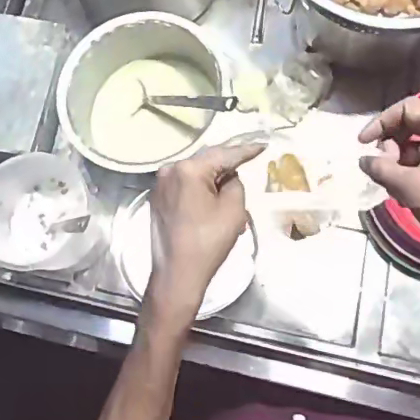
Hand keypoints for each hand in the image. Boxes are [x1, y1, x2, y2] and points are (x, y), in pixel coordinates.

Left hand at [147, 142, 265, 316]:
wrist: (177, 274)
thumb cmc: (208, 242)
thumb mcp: (233, 209)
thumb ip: (235, 184)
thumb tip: (228, 177)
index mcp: (188, 169)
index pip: (224, 155)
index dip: (246, 150)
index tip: (262, 145)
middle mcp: (170, 171)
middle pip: (206, 161)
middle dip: (228, 164)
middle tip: (249, 159)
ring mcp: (160, 186)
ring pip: (195, 175)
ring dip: (214, 181)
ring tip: (233, 191)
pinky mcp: (158, 201)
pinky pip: (185, 187)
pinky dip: (201, 191)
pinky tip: (214, 201)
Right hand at [358, 97, 419, 273]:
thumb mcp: (409, 185)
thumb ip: (381, 168)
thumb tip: (365, 161)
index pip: (409, 109)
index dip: (382, 120)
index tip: (364, 141)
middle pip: (412, 126)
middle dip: (390, 143)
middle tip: (380, 165)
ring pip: (417, 148)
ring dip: (398, 161)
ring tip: (390, 184)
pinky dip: (409, 174)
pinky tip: (402, 194)